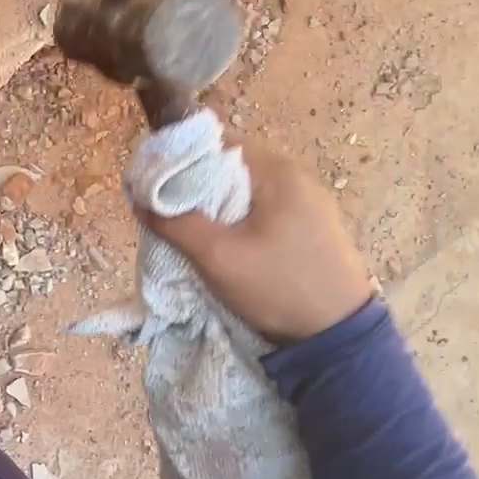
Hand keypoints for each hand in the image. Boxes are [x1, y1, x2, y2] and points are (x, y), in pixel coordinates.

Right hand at [140, 143, 372, 343]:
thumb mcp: (217, 257)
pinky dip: (234, 216)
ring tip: (185, 225)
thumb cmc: (278, 286)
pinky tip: (220, 239)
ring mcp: (306, 201)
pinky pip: (260, 208)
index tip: (152, 182)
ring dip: (212, 202)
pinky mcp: (309, 225)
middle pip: (228, 164)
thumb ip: (175, 224)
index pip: (216, 142)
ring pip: (242, 189)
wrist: (338, 336)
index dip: (179, 159)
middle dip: (192, 183)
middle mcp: (295, 176)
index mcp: (276, 171)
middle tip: (162, 206)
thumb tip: (140, 201)